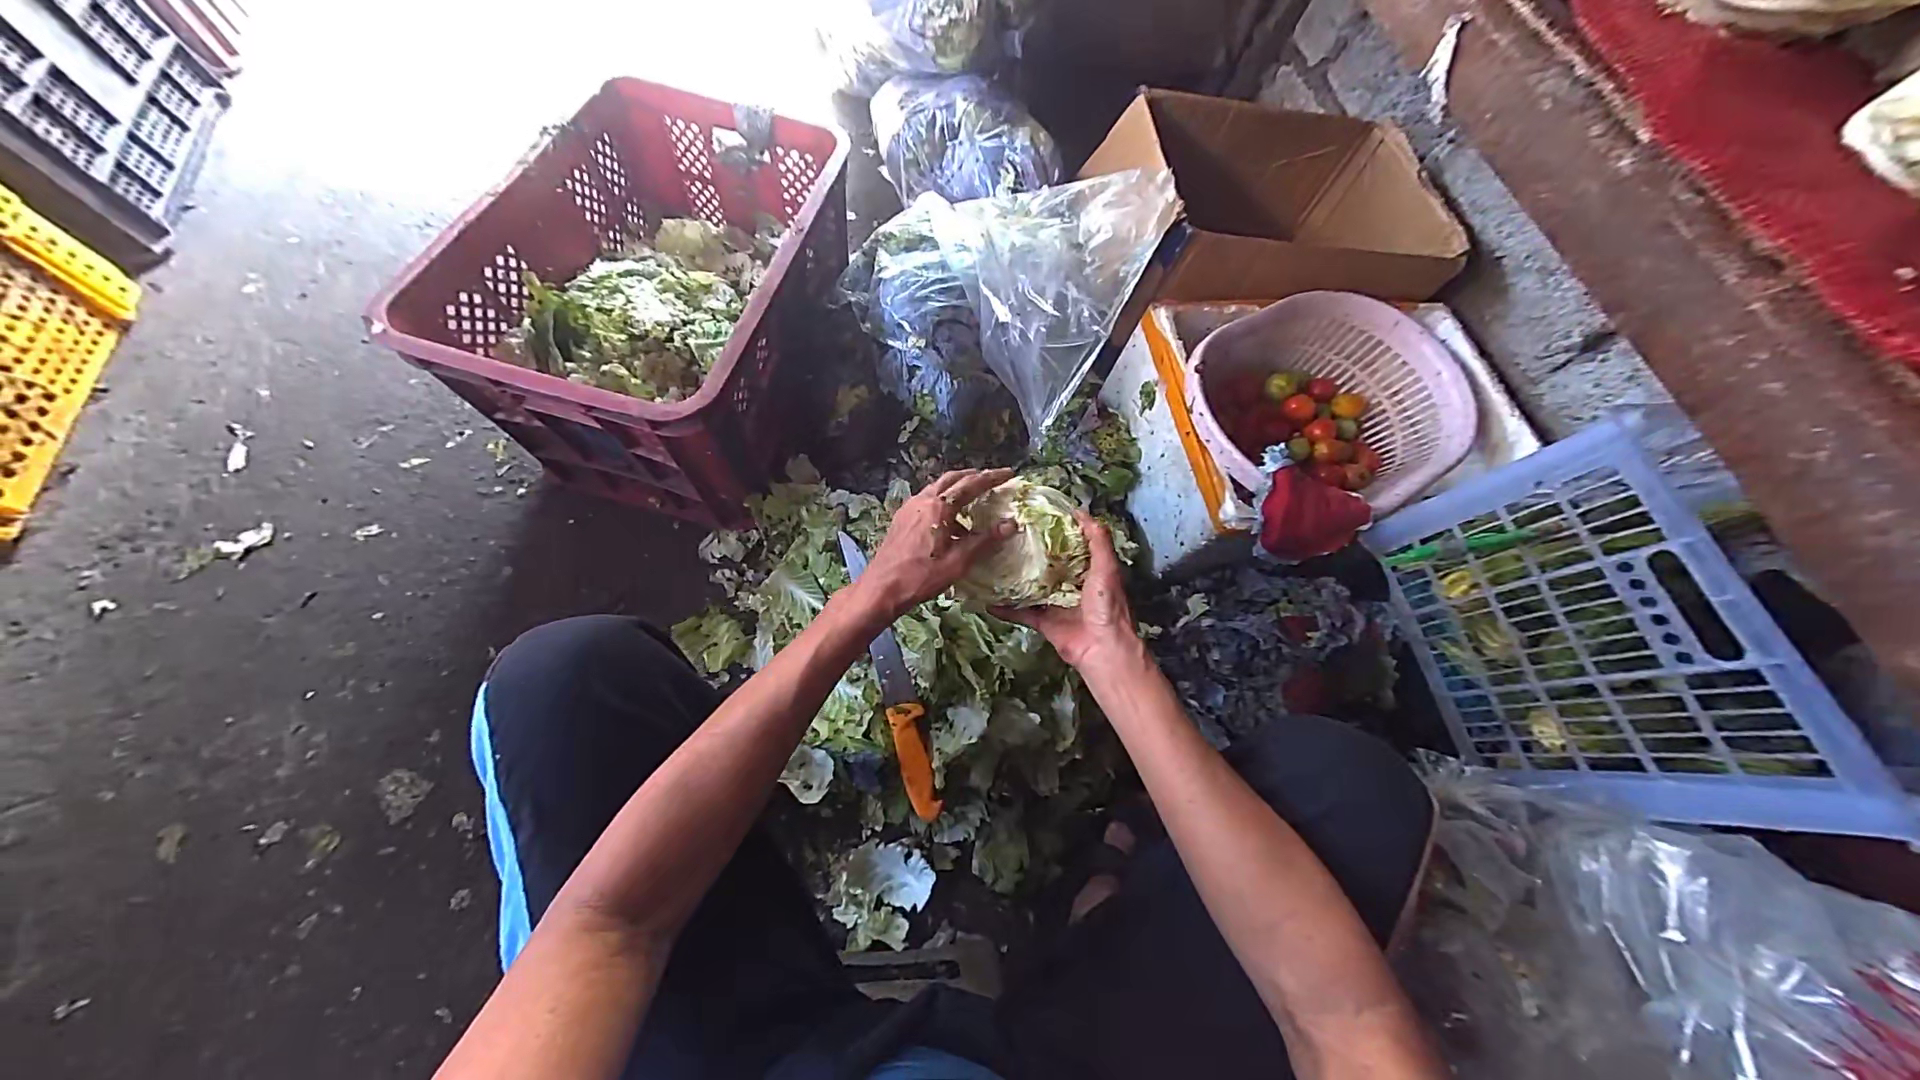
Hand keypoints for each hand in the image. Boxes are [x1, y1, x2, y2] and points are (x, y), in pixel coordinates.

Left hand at [850, 468, 1015, 623]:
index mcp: (938, 507)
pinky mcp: (902, 519)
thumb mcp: (958, 561)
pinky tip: (950, 522)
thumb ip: (985, 541)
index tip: (1009, 473)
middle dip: (973, 476)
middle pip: (952, 479)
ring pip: (937, 488)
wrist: (882, 588)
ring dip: (957, 488)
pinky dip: (943, 502)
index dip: (992, 477)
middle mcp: (923, 501)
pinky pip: (927, 501)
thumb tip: (1011, 524)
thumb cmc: (921, 576)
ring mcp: (909, 508)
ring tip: (973, 499)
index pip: (971, 484)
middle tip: (991, 479)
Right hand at [994, 512, 1142, 670]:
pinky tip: (989, 600)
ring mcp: (1056, 604)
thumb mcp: (1107, 567)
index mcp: (1089, 570)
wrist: (1102, 648)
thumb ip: (1098, 540)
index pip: (1071, 545)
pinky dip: (1006, 609)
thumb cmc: (1107, 606)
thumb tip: (1082, 513)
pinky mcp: (1044, 622)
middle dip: (1031, 553)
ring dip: (1014, 579)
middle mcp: (1071, 585)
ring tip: (993, 563)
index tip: (1035, 516)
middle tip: (1008, 536)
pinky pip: (1021, 613)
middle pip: (1047, 565)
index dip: (1056, 531)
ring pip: (1031, 588)